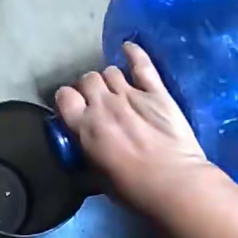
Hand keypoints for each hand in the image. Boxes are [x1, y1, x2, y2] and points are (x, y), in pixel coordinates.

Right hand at [55, 42, 210, 214]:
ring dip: (110, 78)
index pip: (64, 96)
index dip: (68, 99)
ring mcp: (130, 94)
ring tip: (117, 88)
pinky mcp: (157, 92)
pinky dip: (134, 53)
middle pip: (88, 79)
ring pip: (111, 72)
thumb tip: (84, 153)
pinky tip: (129, 47)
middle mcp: (103, 105)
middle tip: (99, 101)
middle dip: (90, 88)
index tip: (75, 107)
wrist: (174, 183)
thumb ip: (88, 157)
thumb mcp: (98, 178)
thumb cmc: (134, 190)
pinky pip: (142, 64)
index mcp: (85, 127)